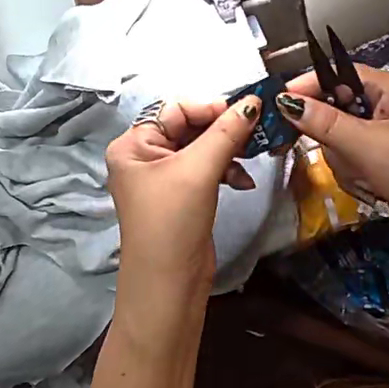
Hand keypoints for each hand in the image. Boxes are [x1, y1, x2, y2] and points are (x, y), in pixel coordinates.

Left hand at [105, 95, 259, 303]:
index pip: (174, 109)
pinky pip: (206, 170)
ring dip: (228, 151)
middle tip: (256, 132)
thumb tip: (253, 102)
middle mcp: (143, 157)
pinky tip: (242, 182)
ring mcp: (162, 178)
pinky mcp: (181, 196)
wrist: (168, 285)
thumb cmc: (172, 221)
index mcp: (132, 145)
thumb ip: (226, 132)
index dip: (209, 107)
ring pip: (201, 148)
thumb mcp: (198, 171)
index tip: (246, 111)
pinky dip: (226, 171)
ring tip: (252, 157)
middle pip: (188, 127)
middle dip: (223, 130)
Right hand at [276, 66, 388, 258]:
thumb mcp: (369, 144)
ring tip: (367, 176)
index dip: (311, 85)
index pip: (343, 75)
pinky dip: (356, 176)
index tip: (280, 100)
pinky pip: (354, 161)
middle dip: (334, 136)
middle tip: (337, 150)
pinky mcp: (388, 164)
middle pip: (339, 110)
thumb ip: (325, 123)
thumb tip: (286, 102)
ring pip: (342, 140)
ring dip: (346, 162)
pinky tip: (373, 189)